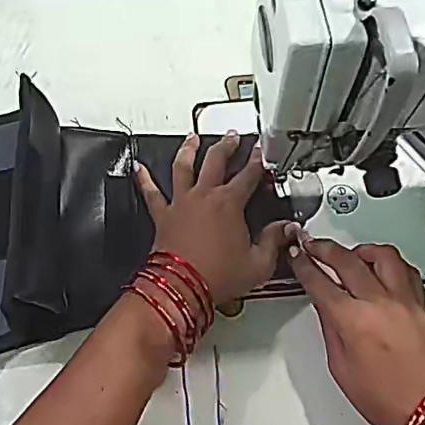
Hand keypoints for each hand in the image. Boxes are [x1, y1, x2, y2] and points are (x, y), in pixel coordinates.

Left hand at [135, 133, 295, 304]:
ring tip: (193, 139)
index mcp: (230, 203)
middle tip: (232, 137)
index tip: (261, 152)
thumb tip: (285, 229)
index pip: (249, 174)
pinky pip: (150, 192)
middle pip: (216, 160)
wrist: (182, 287)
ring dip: (189, 149)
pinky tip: (139, 168)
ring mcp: (181, 203)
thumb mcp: (258, 264)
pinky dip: (144, 179)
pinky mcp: (163, 215)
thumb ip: (274, 241)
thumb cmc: (216, 276)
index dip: (258, 161)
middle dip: (226, 145)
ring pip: (184, 166)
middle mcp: (204, 196)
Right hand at [287, 234, 424, 424]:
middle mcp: (380, 304)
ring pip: (382, 255)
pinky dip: (390, 263)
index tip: (298, 257)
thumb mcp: (340, 368)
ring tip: (350, 253)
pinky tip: (382, 267)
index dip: (304, 265)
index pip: (319, 280)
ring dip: (360, 250)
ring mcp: (405, 301)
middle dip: (323, 248)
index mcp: (353, 320)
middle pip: (346, 259)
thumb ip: (331, 329)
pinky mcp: (422, 306)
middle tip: (313, 245)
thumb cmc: (390, 401)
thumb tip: (326, 308)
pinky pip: (406, 270)